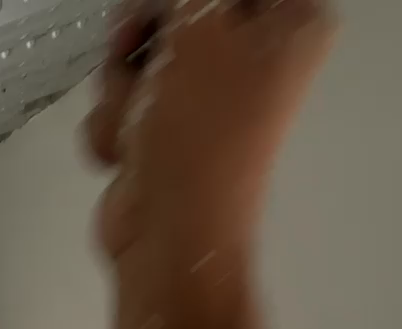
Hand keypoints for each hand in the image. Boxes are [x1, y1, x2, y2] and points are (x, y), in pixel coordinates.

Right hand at [84, 0, 334, 266]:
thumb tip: (158, 1)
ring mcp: (196, 100)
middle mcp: (247, 57)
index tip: (151, 10)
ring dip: (121, 94)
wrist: (166, 232)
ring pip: (136, 62)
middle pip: (175, 12)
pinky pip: (121, 108)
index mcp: (289, 21)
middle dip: (139, 41)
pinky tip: (126, 152)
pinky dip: (113, 129)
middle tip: (130, 52)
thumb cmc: (198, 132)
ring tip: (136, 124)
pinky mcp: (157, 134)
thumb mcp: (199, 31)